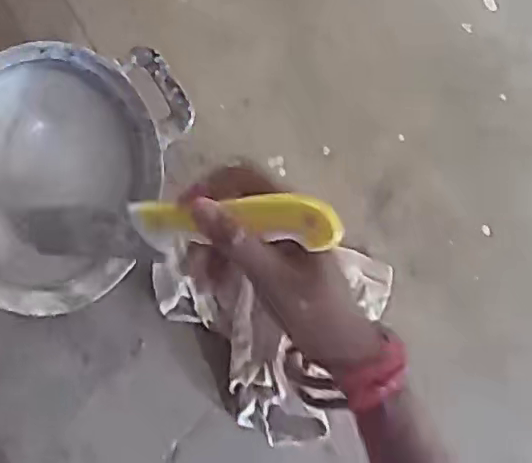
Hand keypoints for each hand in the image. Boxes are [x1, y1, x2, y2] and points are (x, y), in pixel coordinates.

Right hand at [181, 163, 382, 369]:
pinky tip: (214, 282)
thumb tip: (198, 205)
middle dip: (208, 226)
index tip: (184, 209)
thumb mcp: (272, 278)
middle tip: (189, 255)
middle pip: (234, 201)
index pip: (244, 177)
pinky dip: (222, 259)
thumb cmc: (316, 313)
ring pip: (233, 224)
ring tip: (200, 278)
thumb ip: (236, 241)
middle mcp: (284, 212)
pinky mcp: (273, 251)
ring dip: (211, 247)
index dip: (211, 186)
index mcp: (293, 208)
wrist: (347, 354)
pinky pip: (239, 244)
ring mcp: (278, 232)